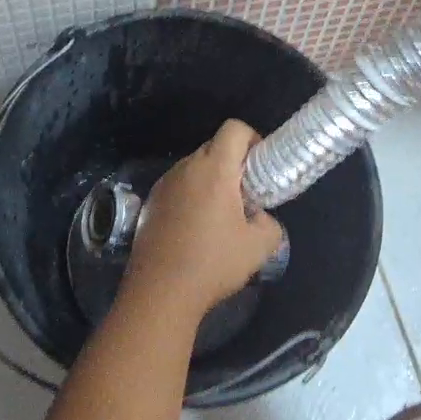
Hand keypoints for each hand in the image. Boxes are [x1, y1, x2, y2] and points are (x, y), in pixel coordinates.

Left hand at [121, 120, 286, 320]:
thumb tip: (259, 217)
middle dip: (233, 163)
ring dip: (210, 180)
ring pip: (194, 168)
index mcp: (214, 169)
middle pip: (213, 147)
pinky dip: (191, 195)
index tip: (261, 165)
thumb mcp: (258, 247)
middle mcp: (186, 167)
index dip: (252, 139)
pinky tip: (195, 228)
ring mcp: (164, 183)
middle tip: (246, 195)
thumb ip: (269, 224)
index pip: (234, 129)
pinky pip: (177, 186)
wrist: (160, 290)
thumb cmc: (212, 263)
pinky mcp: (150, 201)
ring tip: (220, 216)